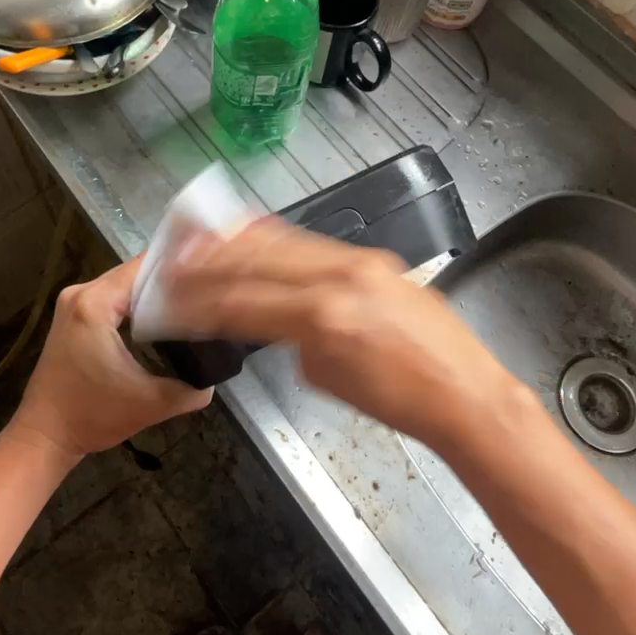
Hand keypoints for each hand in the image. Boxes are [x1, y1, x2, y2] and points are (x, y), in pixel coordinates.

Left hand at [10, 256, 212, 460]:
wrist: (44, 437)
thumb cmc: (91, 416)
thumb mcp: (149, 404)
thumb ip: (190, 391)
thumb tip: (214, 379)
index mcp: (95, 304)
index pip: (143, 267)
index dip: (178, 270)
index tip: (208, 278)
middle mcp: (81, 294)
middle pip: (133, 272)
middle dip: (168, 280)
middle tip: (204, 291)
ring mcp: (73, 304)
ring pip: (123, 284)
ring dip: (152, 292)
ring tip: (189, 302)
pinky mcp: (73, 317)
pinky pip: (112, 297)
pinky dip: (135, 303)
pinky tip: (160, 317)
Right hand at [161, 219, 523, 451]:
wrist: (464, 392)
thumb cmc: (400, 402)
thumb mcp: (328, 381)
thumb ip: (293, 342)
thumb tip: (274, 320)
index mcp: (323, 316)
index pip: (244, 301)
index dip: (201, 299)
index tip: (172, 296)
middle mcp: (339, 277)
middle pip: (258, 259)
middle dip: (209, 260)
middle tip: (174, 258)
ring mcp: (360, 261)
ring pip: (285, 241)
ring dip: (238, 239)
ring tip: (200, 233)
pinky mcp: (375, 259)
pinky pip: (313, 242)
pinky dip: (277, 238)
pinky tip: (256, 232)